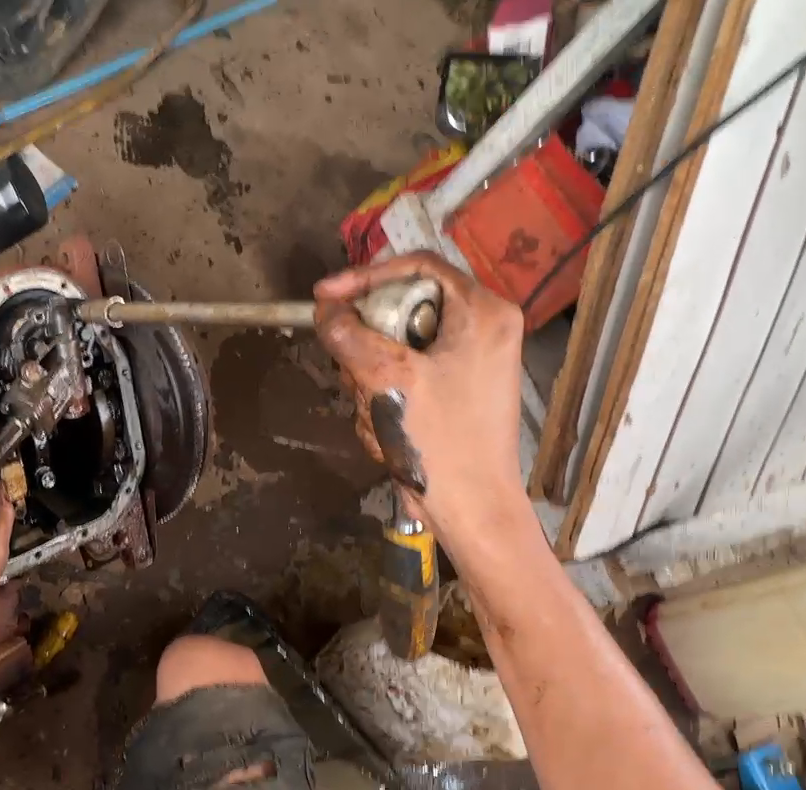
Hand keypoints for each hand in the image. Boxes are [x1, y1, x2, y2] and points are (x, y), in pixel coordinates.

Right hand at [315, 252, 529, 543]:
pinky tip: (386, 432)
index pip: (417, 267)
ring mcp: (465, 363)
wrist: (470, 506)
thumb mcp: (389, 380)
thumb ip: (352, 337)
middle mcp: (479, 329)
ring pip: (393, 349)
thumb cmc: (441, 439)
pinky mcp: (450, 392)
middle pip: (400, 310)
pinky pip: (401, 378)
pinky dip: (382, 401)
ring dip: (370, 383)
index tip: (323, 297)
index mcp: (482, 312)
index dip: (364, 277)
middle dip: (366, 346)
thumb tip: (324, 310)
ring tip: (375, 415)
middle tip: (350, 373)